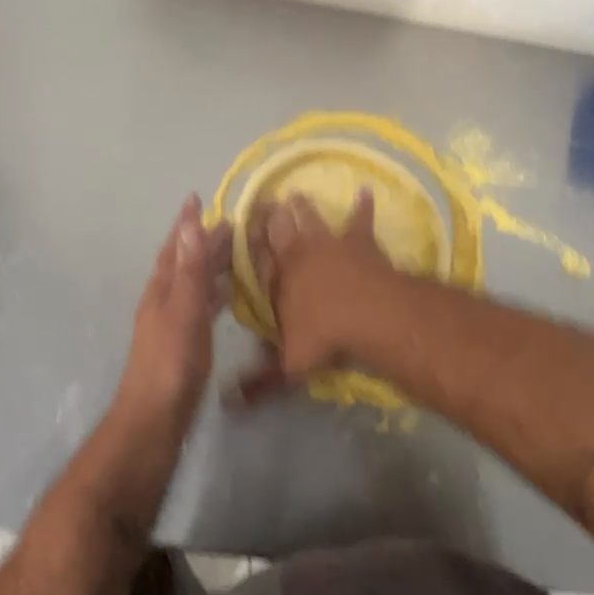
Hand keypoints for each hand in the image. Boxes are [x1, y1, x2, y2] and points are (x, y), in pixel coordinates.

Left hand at [117, 195, 231, 421]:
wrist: (154, 418)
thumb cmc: (171, 362)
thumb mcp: (184, 310)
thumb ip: (190, 268)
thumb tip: (190, 222)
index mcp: (162, 290)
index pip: (176, 247)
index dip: (186, 223)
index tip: (196, 197)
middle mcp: (165, 301)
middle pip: (185, 262)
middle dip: (204, 240)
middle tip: (231, 222)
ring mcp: (173, 323)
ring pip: (194, 283)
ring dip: (210, 265)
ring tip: (233, 251)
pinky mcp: (185, 343)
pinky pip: (202, 305)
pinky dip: (214, 293)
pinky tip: (227, 297)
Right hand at [230, 188, 400, 405]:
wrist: (366, 313)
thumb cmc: (323, 338)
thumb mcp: (289, 366)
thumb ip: (260, 382)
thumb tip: (228, 404)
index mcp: (276, 282)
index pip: (256, 259)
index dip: (249, 243)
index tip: (240, 225)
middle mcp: (297, 256)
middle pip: (279, 230)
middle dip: (270, 216)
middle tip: (264, 200)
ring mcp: (329, 244)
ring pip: (311, 219)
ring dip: (304, 207)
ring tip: (296, 193)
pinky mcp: (359, 241)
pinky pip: (360, 219)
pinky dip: (362, 205)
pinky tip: (366, 190)